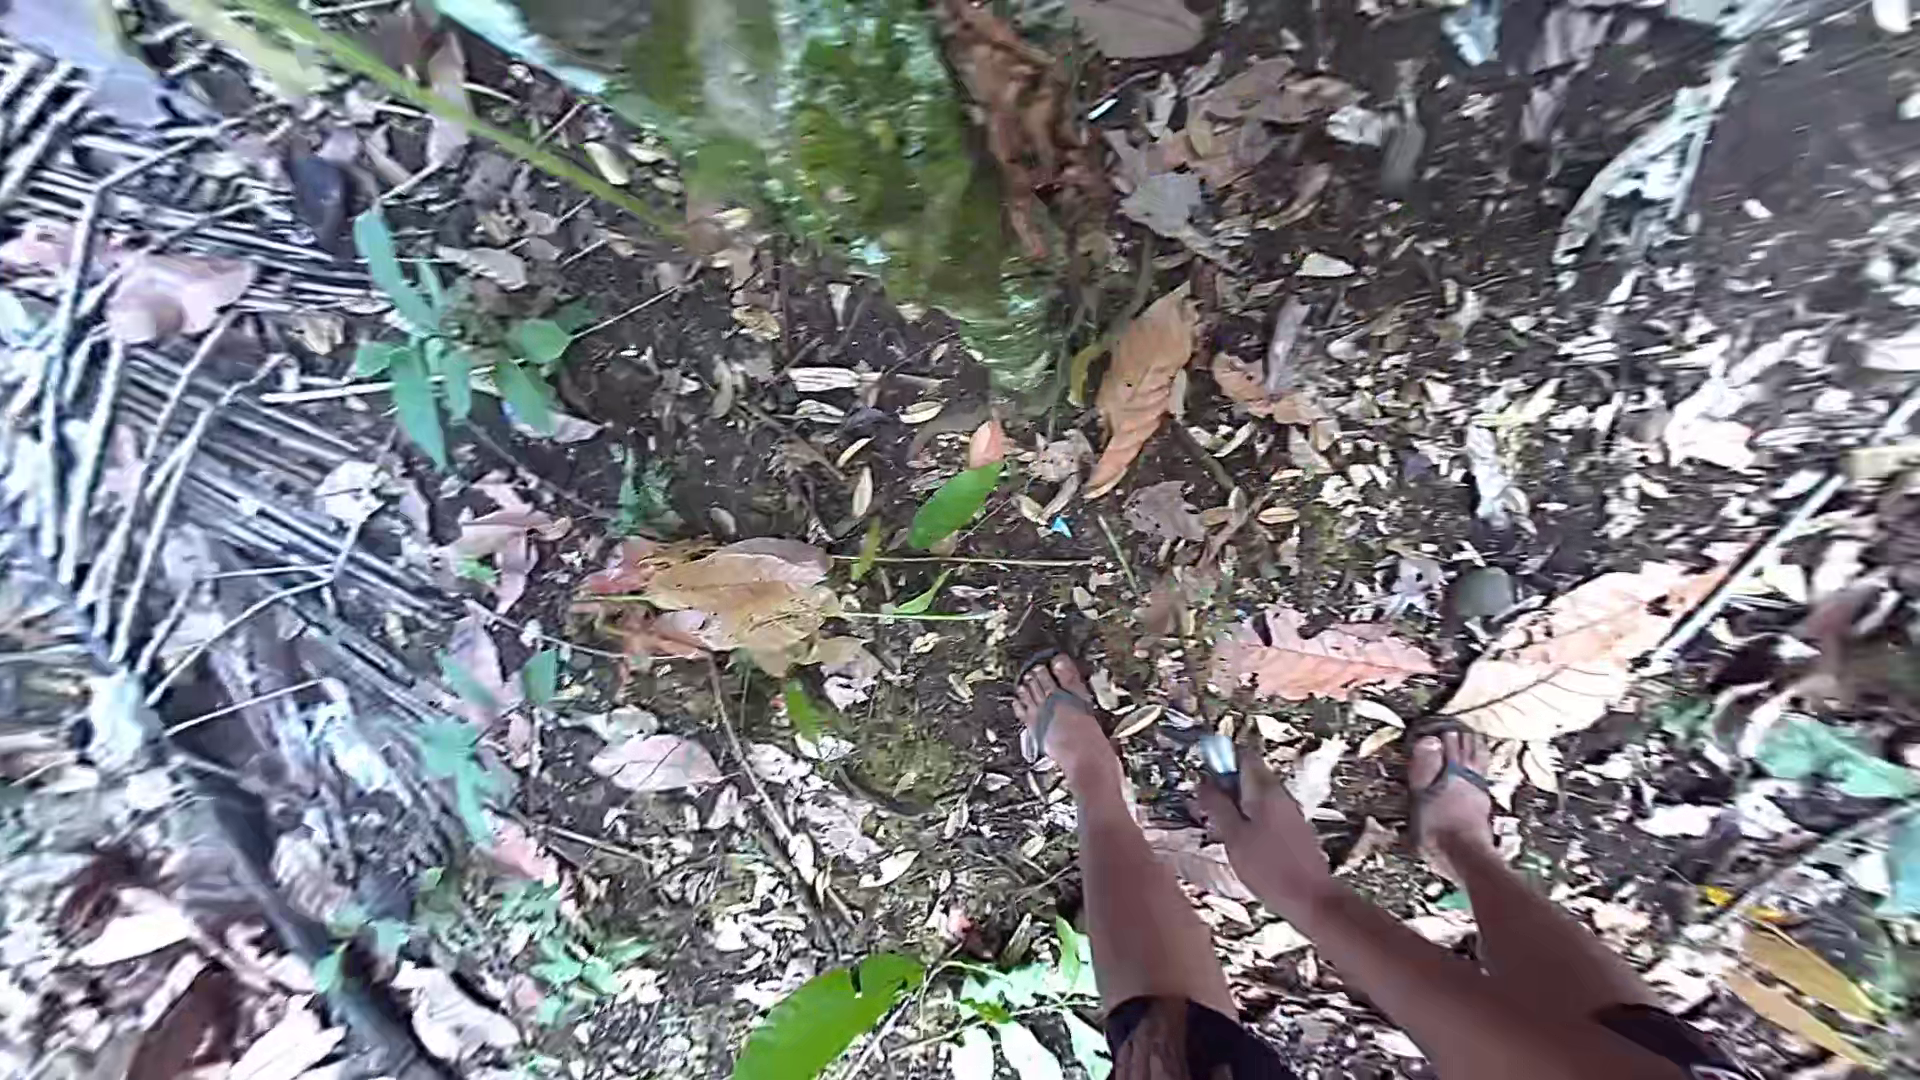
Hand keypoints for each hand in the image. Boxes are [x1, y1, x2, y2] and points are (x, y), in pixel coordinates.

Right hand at [1193, 744, 1335, 917]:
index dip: (1220, 759)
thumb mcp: (1232, 835)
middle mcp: (1280, 794)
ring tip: (1221, 827)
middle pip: (1248, 774)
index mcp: (1264, 789)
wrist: (1314, 903)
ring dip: (1235, 803)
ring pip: (1255, 794)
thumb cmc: (1269, 868)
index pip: (1242, 754)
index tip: (1205, 778)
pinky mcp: (1294, 830)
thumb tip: (1202, 783)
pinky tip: (1241, 841)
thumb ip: (1216, 805)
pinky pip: (1265, 811)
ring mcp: (1289, 812)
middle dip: (1224, 785)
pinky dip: (1249, 817)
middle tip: (1207, 806)